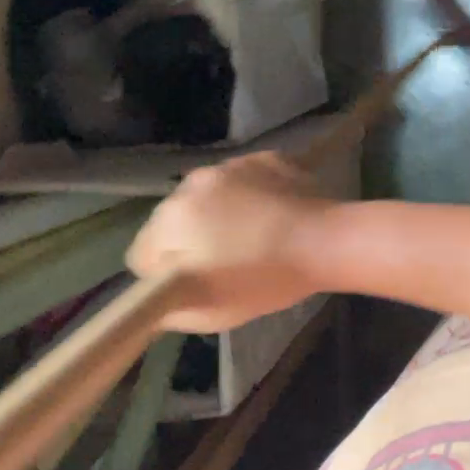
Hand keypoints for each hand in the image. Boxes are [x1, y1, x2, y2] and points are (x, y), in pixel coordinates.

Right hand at [126, 152, 338, 332]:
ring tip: (253, 233)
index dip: (167, 275)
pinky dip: (248, 193)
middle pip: (172, 221)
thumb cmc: (265, 278)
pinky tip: (270, 211)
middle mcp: (192, 182)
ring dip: (218, 212)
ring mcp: (230, 164)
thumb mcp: (207, 313)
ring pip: (206, 196)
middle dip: (190, 239)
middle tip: (228, 258)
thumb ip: (165, 307)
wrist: (326, 241)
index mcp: (171, 219)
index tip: (200, 281)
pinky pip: (240, 179)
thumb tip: (157, 296)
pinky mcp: (262, 156)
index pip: (143, 255)